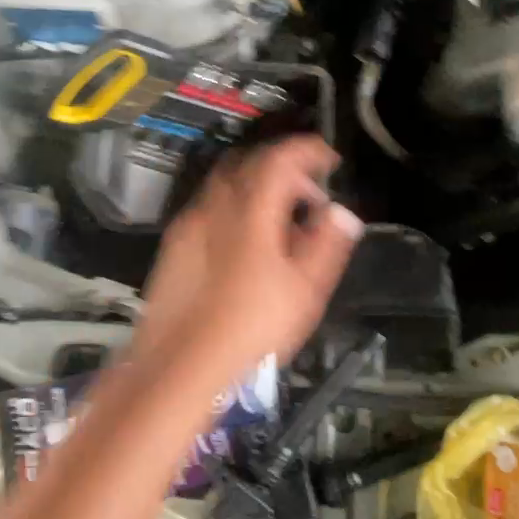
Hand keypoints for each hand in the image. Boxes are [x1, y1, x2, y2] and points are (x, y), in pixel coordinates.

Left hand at [129, 135, 362, 380]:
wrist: (180, 367)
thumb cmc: (251, 328)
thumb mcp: (305, 290)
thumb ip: (327, 245)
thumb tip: (343, 215)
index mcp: (251, 211)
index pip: (281, 159)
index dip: (308, 151)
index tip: (328, 159)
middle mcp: (215, 208)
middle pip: (249, 164)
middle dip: (283, 167)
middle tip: (309, 191)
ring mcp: (190, 226)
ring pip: (226, 186)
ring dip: (257, 188)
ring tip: (280, 219)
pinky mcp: (174, 248)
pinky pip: (209, 210)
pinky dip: (234, 210)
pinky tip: (246, 243)